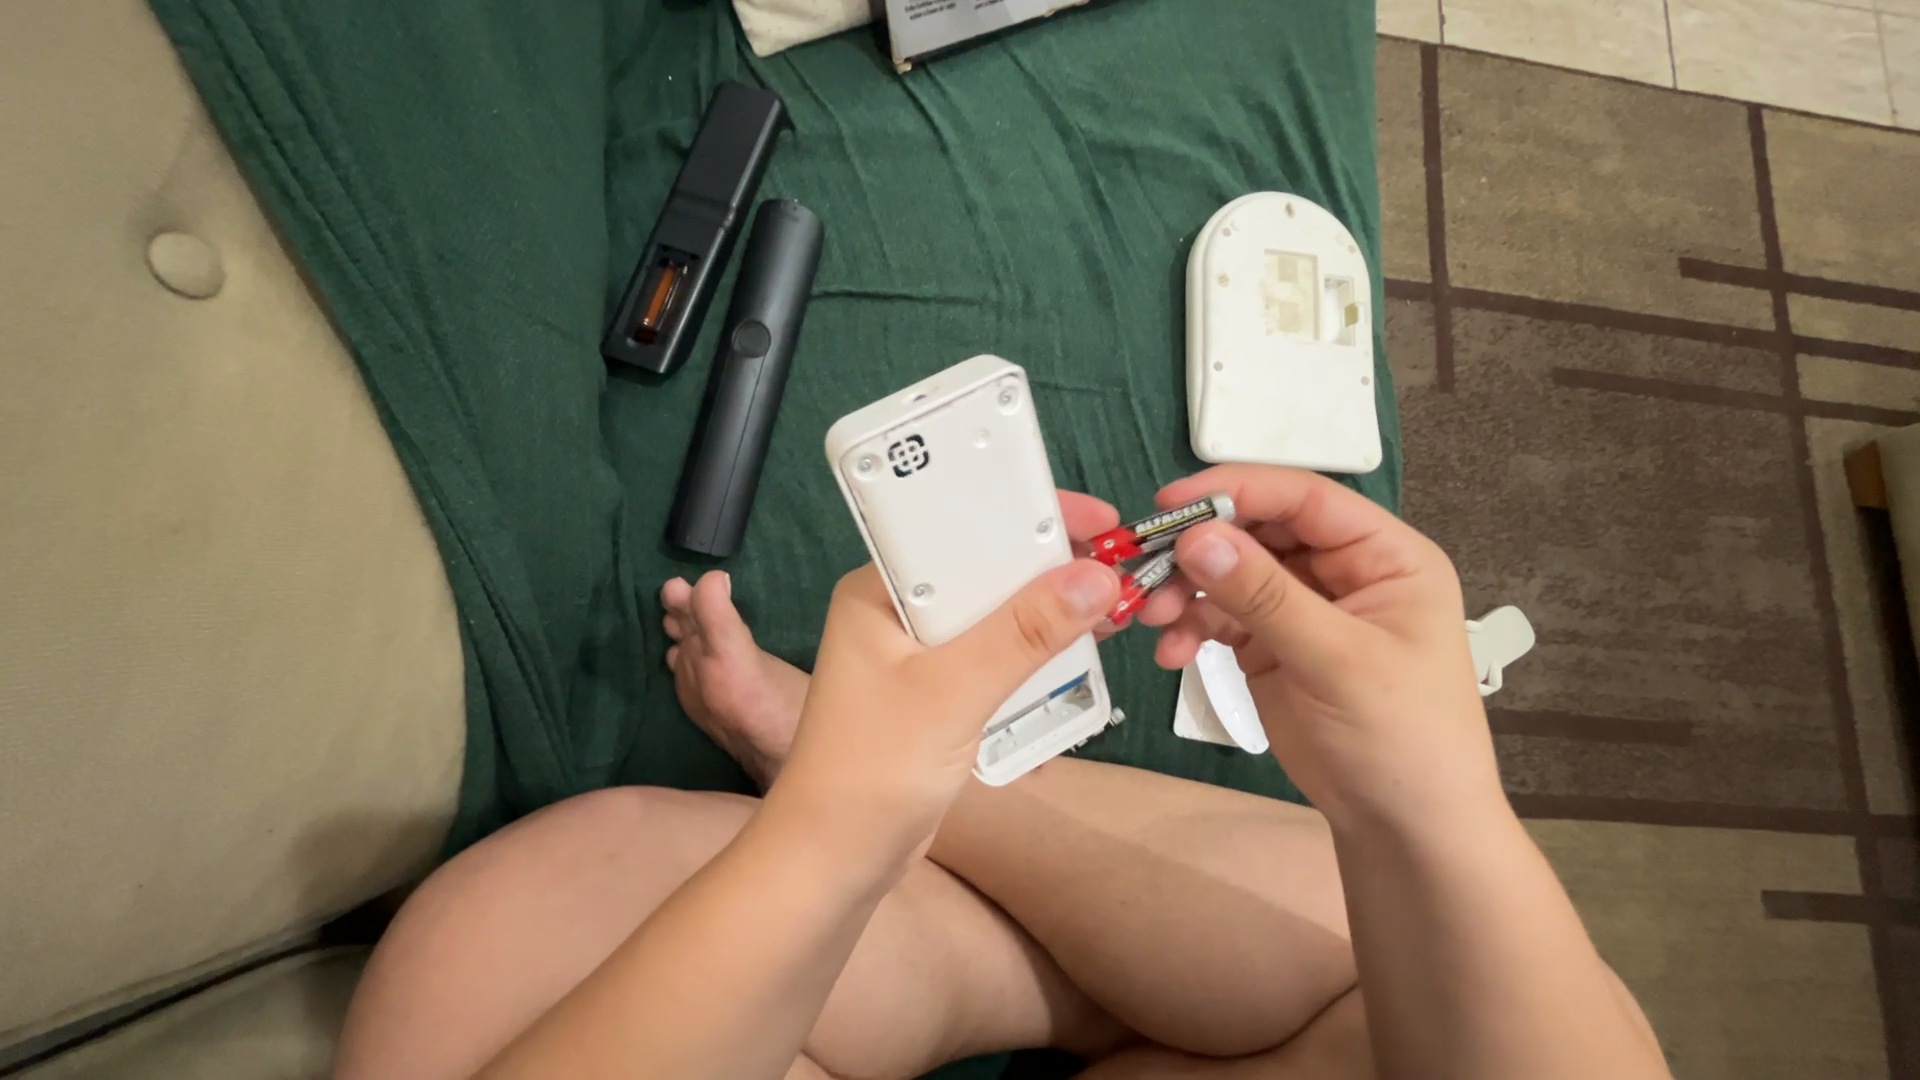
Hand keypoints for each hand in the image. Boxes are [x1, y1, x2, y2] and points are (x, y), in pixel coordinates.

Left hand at [768, 493, 1121, 857]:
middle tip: (1116, 568)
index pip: (959, 526)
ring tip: (1109, 614)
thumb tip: (1098, 577)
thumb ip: (1024, 633)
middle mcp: (900, 610)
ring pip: (995, 614)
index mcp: (882, 588)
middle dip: (1049, 570)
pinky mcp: (937, 688)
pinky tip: (1075, 661)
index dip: (1027, 514)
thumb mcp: (953, 692)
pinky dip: (1032, 657)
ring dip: (1047, 617)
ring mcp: (918, 651)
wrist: (838, 859)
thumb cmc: (875, 768)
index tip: (1095, 520)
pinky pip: (993, 655)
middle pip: (985, 569)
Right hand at [1142, 465, 1501, 827]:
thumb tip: (1195, 537)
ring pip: (1227, 572)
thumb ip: (1265, 596)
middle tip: (1145, 564)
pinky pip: (1216, 616)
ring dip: (1184, 590)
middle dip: (1199, 547)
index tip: (1170, 502)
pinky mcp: (1266, 641)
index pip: (1303, 499)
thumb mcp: (1337, 661)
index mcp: (1381, 555)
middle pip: (1255, 531)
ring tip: (1153, 618)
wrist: (1399, 826)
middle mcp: (1338, 569)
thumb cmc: (1399, 737)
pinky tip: (1171, 655)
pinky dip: (1188, 628)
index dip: (1237, 490)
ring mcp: (1298, 605)